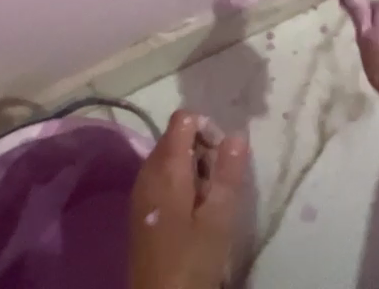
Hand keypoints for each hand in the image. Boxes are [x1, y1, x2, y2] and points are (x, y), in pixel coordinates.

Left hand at [130, 110, 249, 288]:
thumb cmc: (190, 260)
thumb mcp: (218, 219)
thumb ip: (228, 173)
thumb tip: (237, 133)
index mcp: (165, 166)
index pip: (182, 118)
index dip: (206, 126)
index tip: (224, 154)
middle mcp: (148, 169)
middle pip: (175, 137)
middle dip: (202, 149)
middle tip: (221, 182)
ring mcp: (141, 189)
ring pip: (169, 158)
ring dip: (193, 168)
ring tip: (211, 199)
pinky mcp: (141, 208)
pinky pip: (162, 178)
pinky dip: (181, 183)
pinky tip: (194, 212)